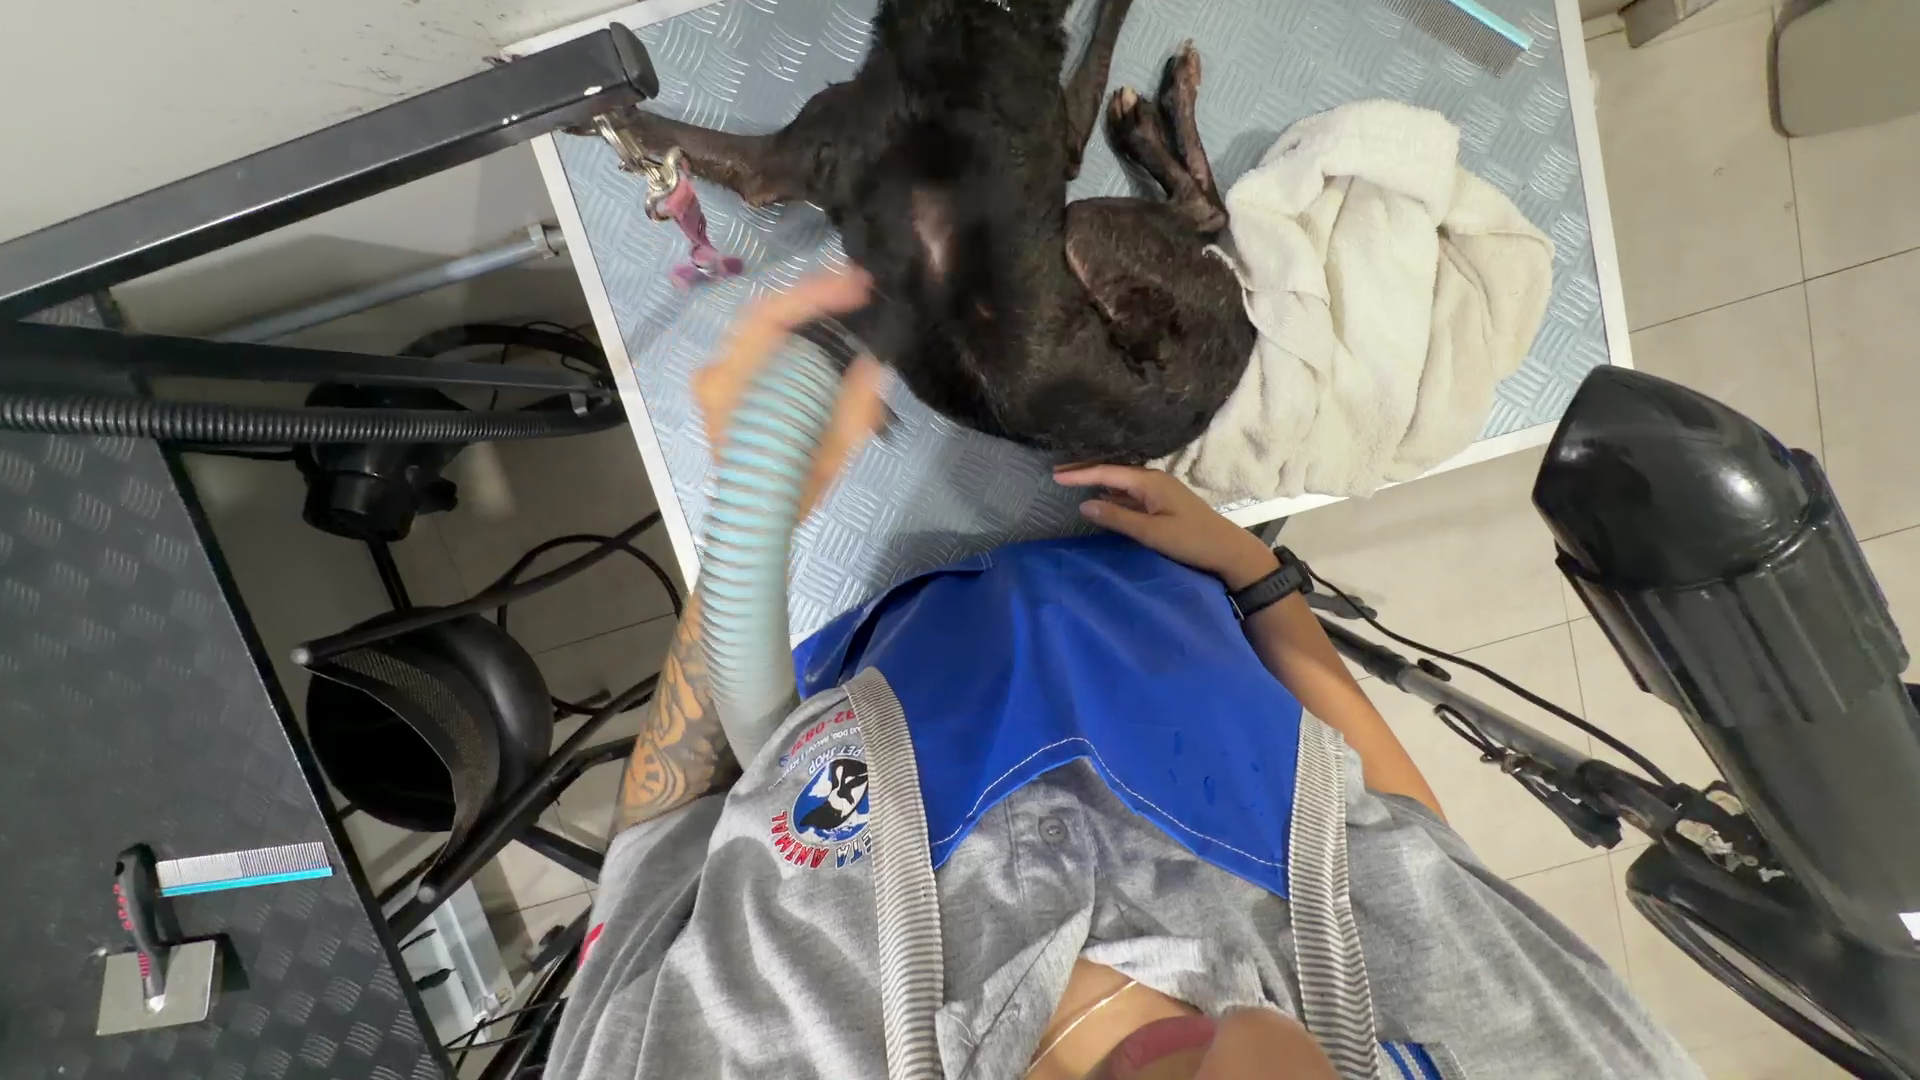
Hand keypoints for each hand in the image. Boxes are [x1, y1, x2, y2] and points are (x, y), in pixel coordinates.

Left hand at [694, 267, 887, 518]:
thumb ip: (854, 410)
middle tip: (861, 289)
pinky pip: (767, 347)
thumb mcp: (830, 457)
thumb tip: (873, 363)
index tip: (857, 286)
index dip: (814, 295)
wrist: (754, 519)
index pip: (769, 319)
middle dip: (816, 298)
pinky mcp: (729, 384)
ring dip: (809, 315)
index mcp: (732, 387)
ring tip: (850, 305)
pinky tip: (827, 333)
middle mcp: (717, 373)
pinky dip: (799, 335)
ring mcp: (719, 378)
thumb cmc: (787, 492)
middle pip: (768, 315)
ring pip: (768, 328)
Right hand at [1055, 464, 1278, 588]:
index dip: (1080, 475)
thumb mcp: (1151, 532)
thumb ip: (1117, 518)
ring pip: (1120, 481)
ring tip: (1072, 482)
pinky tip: (1099, 498)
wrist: (1228, 550)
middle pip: (1112, 472)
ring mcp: (1158, 490)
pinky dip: (1111, 493)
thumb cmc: (1191, 540)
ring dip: (1096, 481)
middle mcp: (1152, 479)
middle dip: (1085, 472)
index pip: (1106, 473)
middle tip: (1057, 474)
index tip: (1055, 476)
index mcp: (1149, 481)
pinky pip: (1129, 492)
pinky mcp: (1161, 502)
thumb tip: (1085, 505)